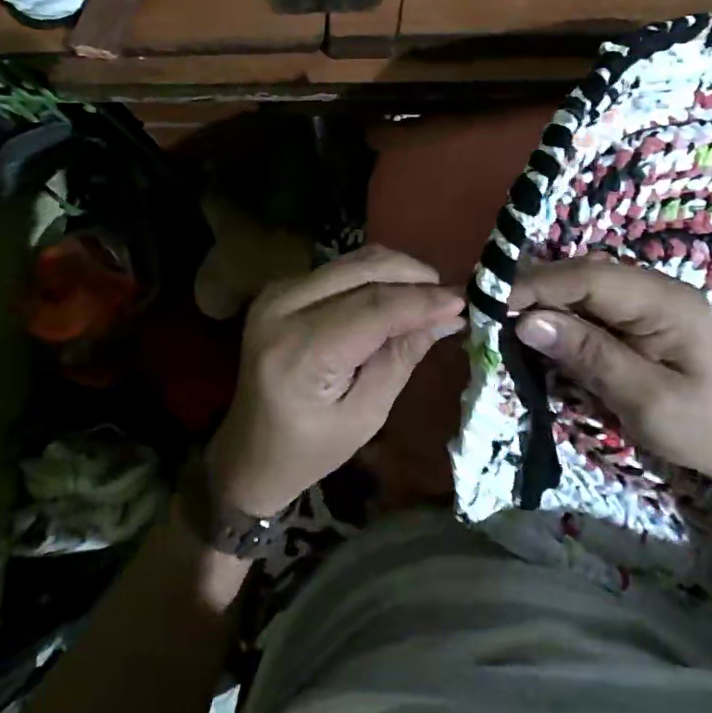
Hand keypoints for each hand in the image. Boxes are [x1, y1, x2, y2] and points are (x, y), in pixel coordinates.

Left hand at [205, 246, 464, 516]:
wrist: (248, 451)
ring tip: (428, 295)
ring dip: (395, 271)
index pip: (372, 309)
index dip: (421, 301)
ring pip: (351, 262)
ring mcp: (275, 294)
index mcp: (299, 354)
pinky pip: (337, 269)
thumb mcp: (366, 415)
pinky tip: (396, 295)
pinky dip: (373, 275)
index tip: (463, 300)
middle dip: (412, 275)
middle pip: (361, 271)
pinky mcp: (279, 289)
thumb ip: (401, 357)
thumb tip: (447, 316)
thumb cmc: (310, 448)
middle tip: (448, 294)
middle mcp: (281, 310)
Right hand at [509, 255, 711, 518]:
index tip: (492, 303)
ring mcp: (643, 302)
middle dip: (533, 288)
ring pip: (579, 287)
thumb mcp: (646, 399)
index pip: (589, 278)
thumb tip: (527, 321)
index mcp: (665, 301)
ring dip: (540, 300)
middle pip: (581, 274)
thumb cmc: (701, 429)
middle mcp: (652, 289)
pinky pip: (586, 306)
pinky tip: (531, 327)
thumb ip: (589, 355)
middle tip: (486, 308)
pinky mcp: (632, 320)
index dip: (538, 285)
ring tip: (499, 316)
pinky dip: (555, 315)